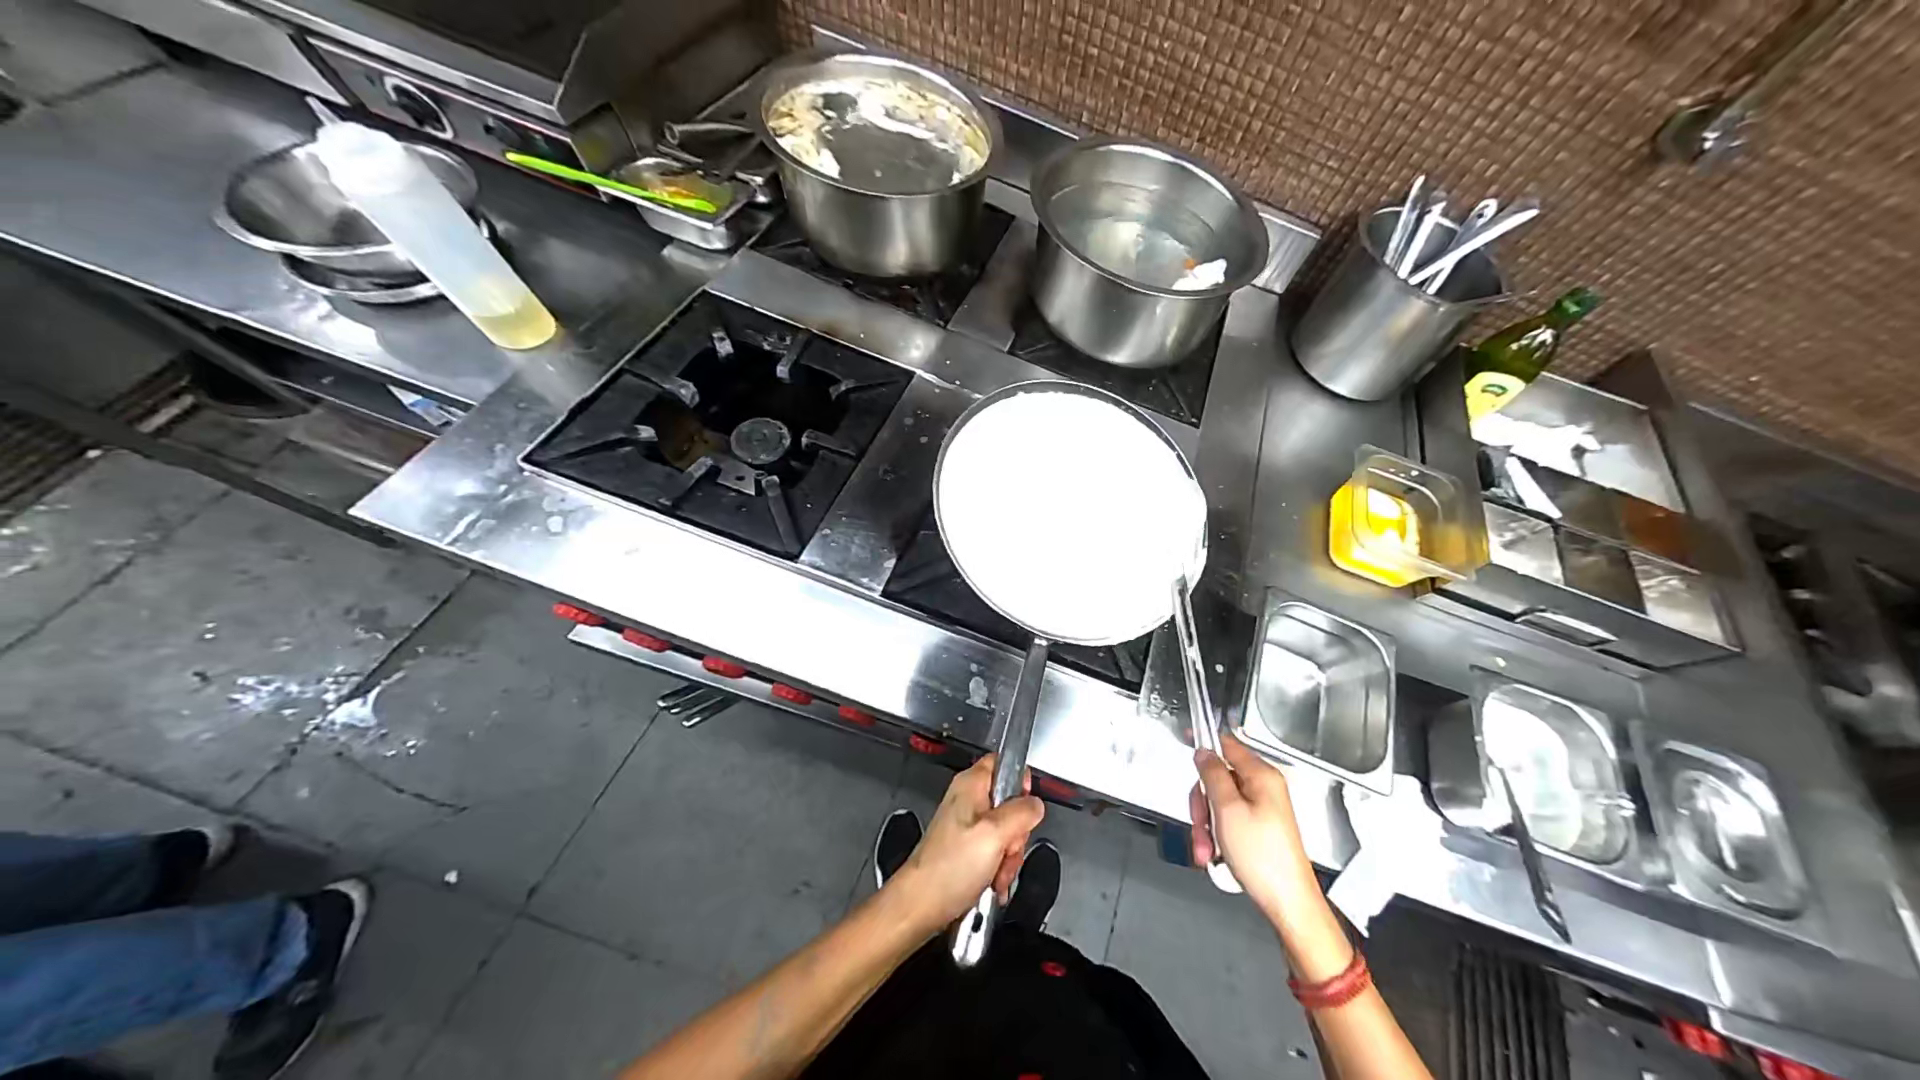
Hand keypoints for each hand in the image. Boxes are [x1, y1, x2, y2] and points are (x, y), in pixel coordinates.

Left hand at [887, 755, 1044, 932]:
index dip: (1020, 782)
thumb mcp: (995, 833)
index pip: (1004, 762)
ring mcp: (967, 825)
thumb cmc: (947, 867)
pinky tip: (992, 880)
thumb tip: (1036, 804)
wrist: (921, 904)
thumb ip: (1022, 812)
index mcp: (971, 784)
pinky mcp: (966, 848)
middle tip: (1006, 846)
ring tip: (996, 870)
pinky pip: (996, 851)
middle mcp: (968, 800)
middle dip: (1017, 831)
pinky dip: (999, 867)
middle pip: (1011, 802)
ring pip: (1006, 831)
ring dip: (1009, 855)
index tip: (1023, 807)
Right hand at [1190, 733, 1323, 928]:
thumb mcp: (1227, 809)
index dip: (1205, 744)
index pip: (1228, 744)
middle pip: (1218, 777)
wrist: (1286, 902)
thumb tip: (1204, 752)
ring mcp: (1262, 809)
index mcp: (1262, 776)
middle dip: (1202, 802)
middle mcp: (1264, 789)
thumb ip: (1212, 775)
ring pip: (1218, 802)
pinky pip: (1227, 820)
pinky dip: (1216, 835)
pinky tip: (1214, 853)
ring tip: (1207, 847)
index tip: (1186, 741)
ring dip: (1206, 824)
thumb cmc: (1263, 858)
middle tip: (1200, 821)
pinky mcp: (1258, 828)